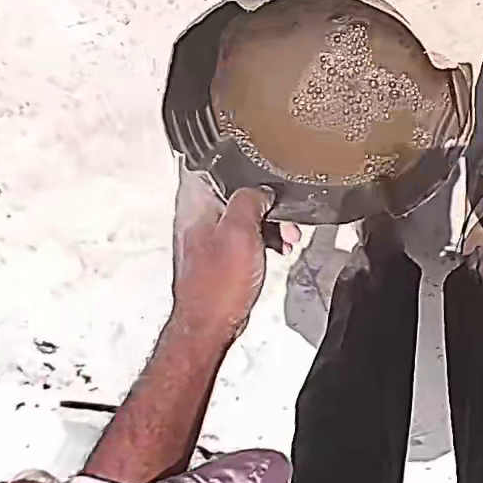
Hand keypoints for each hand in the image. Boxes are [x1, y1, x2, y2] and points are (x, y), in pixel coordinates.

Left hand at [171, 173, 294, 337]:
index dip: (239, 157)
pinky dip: (265, 235)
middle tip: (284, 212)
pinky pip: (247, 230)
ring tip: (288, 235)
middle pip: (236, 187)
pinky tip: (279, 246)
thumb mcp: (240, 230)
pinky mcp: (220, 250)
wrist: (210, 325)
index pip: (212, 160)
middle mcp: (197, 212)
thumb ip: (250, 198)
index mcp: (195, 201)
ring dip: (270, 219)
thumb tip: (263, 189)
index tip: (262, 159)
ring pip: (245, 210)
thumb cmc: (218, 284)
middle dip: (266, 197)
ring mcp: (208, 232)